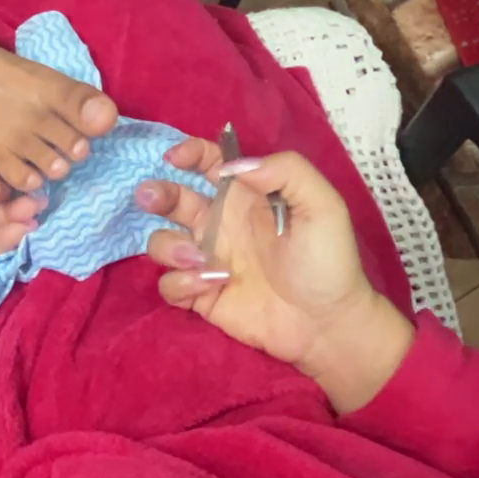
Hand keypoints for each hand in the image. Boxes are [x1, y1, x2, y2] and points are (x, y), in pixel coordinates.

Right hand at [136, 140, 411, 403]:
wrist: (327, 324)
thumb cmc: (328, 262)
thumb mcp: (323, 206)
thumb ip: (286, 172)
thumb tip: (234, 166)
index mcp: (245, 197)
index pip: (209, 163)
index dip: (189, 153)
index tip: (174, 157)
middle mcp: (219, 223)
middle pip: (172, 198)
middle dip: (157, 194)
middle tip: (150, 198)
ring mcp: (206, 260)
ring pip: (162, 241)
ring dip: (170, 245)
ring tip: (197, 258)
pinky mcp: (200, 295)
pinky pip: (169, 283)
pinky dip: (180, 282)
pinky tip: (210, 286)